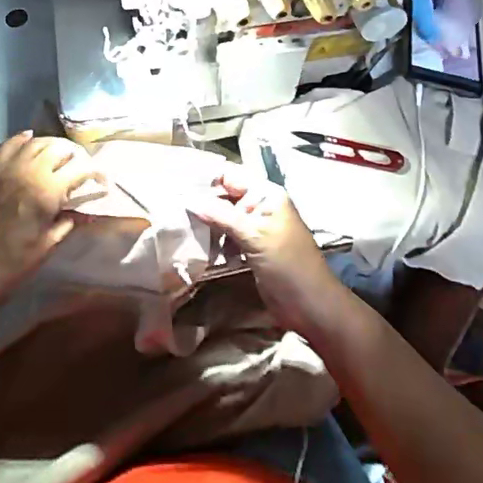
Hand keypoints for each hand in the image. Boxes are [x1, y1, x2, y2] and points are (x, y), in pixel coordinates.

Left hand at [0, 132, 101, 307]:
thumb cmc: (11, 265)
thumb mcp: (47, 246)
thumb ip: (68, 223)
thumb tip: (86, 212)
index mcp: (46, 191)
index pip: (79, 170)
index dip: (95, 174)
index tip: (103, 182)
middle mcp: (28, 171)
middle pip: (58, 148)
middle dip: (74, 156)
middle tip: (81, 169)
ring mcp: (6, 169)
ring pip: (35, 142)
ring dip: (51, 146)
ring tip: (60, 156)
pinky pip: (8, 146)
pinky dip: (21, 140)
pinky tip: (29, 140)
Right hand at [187, 171, 346, 335]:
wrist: (311, 306)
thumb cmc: (287, 264)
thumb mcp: (254, 235)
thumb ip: (221, 215)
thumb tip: (189, 199)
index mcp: (266, 194)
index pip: (230, 176)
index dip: (206, 178)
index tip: (176, 182)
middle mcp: (260, 206)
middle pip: (225, 195)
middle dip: (201, 200)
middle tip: (170, 203)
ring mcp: (255, 228)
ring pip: (223, 216)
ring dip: (204, 220)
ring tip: (176, 220)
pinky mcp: (250, 247)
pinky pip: (226, 235)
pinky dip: (213, 237)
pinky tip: (193, 240)